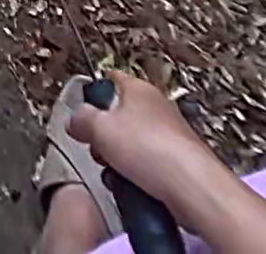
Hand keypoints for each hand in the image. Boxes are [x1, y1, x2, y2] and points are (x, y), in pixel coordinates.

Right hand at [67, 72, 218, 209]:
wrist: (190, 184)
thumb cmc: (151, 149)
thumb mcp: (101, 130)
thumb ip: (82, 119)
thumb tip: (74, 118)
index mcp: (137, 88)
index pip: (111, 78)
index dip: (94, 94)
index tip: (84, 111)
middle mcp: (155, 104)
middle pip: (120, 113)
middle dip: (105, 133)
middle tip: (99, 148)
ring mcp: (168, 131)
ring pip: (133, 139)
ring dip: (120, 156)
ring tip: (116, 172)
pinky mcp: (177, 158)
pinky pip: (148, 161)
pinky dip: (137, 173)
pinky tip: (133, 187)